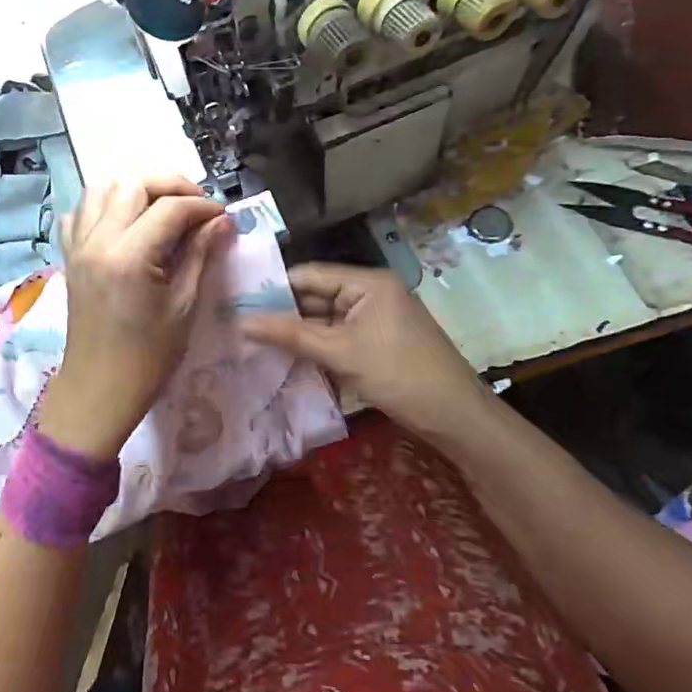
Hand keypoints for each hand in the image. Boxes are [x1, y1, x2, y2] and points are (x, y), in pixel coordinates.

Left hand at [36, 176, 230, 459]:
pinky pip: (80, 214)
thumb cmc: (148, 358)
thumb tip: (221, 221)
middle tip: (196, 207)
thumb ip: (201, 256)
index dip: (202, 206)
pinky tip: (126, 225)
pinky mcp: (70, 257)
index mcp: (129, 258)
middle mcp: (97, 242)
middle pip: (131, 184)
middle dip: (169, 187)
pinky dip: (104, 207)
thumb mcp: (184, 307)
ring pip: (100, 189)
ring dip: (135, 190)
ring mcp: (78, 247)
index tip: (222, 217)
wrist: (99, 389)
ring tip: (161, 210)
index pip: (169, 208)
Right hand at [241, 263, 490, 430]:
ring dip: (297, 335)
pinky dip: (316, 348)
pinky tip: (286, 359)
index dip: (273, 287)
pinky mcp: (376, 343)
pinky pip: (337, 338)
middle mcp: (370, 293)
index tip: (237, 302)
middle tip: (239, 327)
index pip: (309, 275)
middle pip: (316, 297)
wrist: (454, 416)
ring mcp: (374, 319)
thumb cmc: (399, 374)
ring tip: (254, 344)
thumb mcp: (341, 352)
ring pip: (325, 320)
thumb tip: (242, 322)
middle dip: (282, 314)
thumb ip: (291, 335)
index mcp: (367, 282)